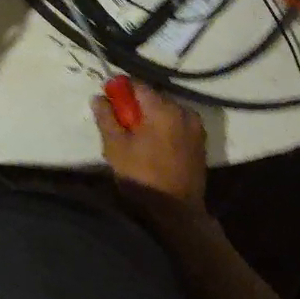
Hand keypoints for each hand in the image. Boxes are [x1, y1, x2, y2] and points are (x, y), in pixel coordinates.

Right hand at [95, 83, 206, 212]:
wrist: (176, 213)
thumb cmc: (142, 177)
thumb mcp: (115, 147)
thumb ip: (106, 118)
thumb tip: (98, 97)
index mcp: (163, 109)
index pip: (138, 85)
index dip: (120, 90)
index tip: (109, 102)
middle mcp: (184, 111)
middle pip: (153, 98)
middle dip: (136, 106)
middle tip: (120, 124)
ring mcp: (196, 127)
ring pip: (166, 112)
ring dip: (151, 118)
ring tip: (137, 138)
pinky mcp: (201, 142)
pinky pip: (177, 125)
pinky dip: (165, 129)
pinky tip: (154, 147)